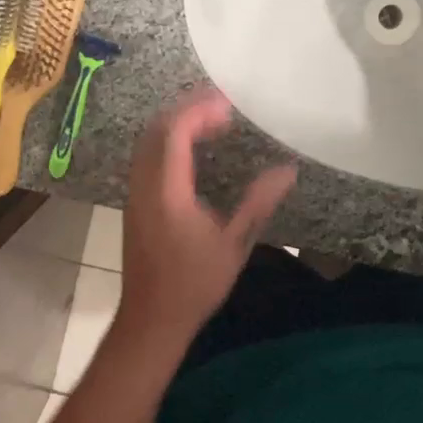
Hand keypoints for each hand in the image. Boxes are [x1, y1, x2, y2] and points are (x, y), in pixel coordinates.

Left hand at [118, 85, 296, 335]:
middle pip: (157, 130)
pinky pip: (146, 158)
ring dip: (176, 126)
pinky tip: (194, 153)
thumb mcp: (234, 244)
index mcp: (167, 191)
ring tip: (212, 124)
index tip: (229, 104)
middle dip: (187, 110)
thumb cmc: (194, 284)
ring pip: (147, 143)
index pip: (175, 133)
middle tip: (222, 107)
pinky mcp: (134, 204)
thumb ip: (258, 203)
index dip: (199, 110)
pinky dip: (168, 143)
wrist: (152, 318)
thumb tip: (287, 170)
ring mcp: (134, 194)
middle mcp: (144, 186)